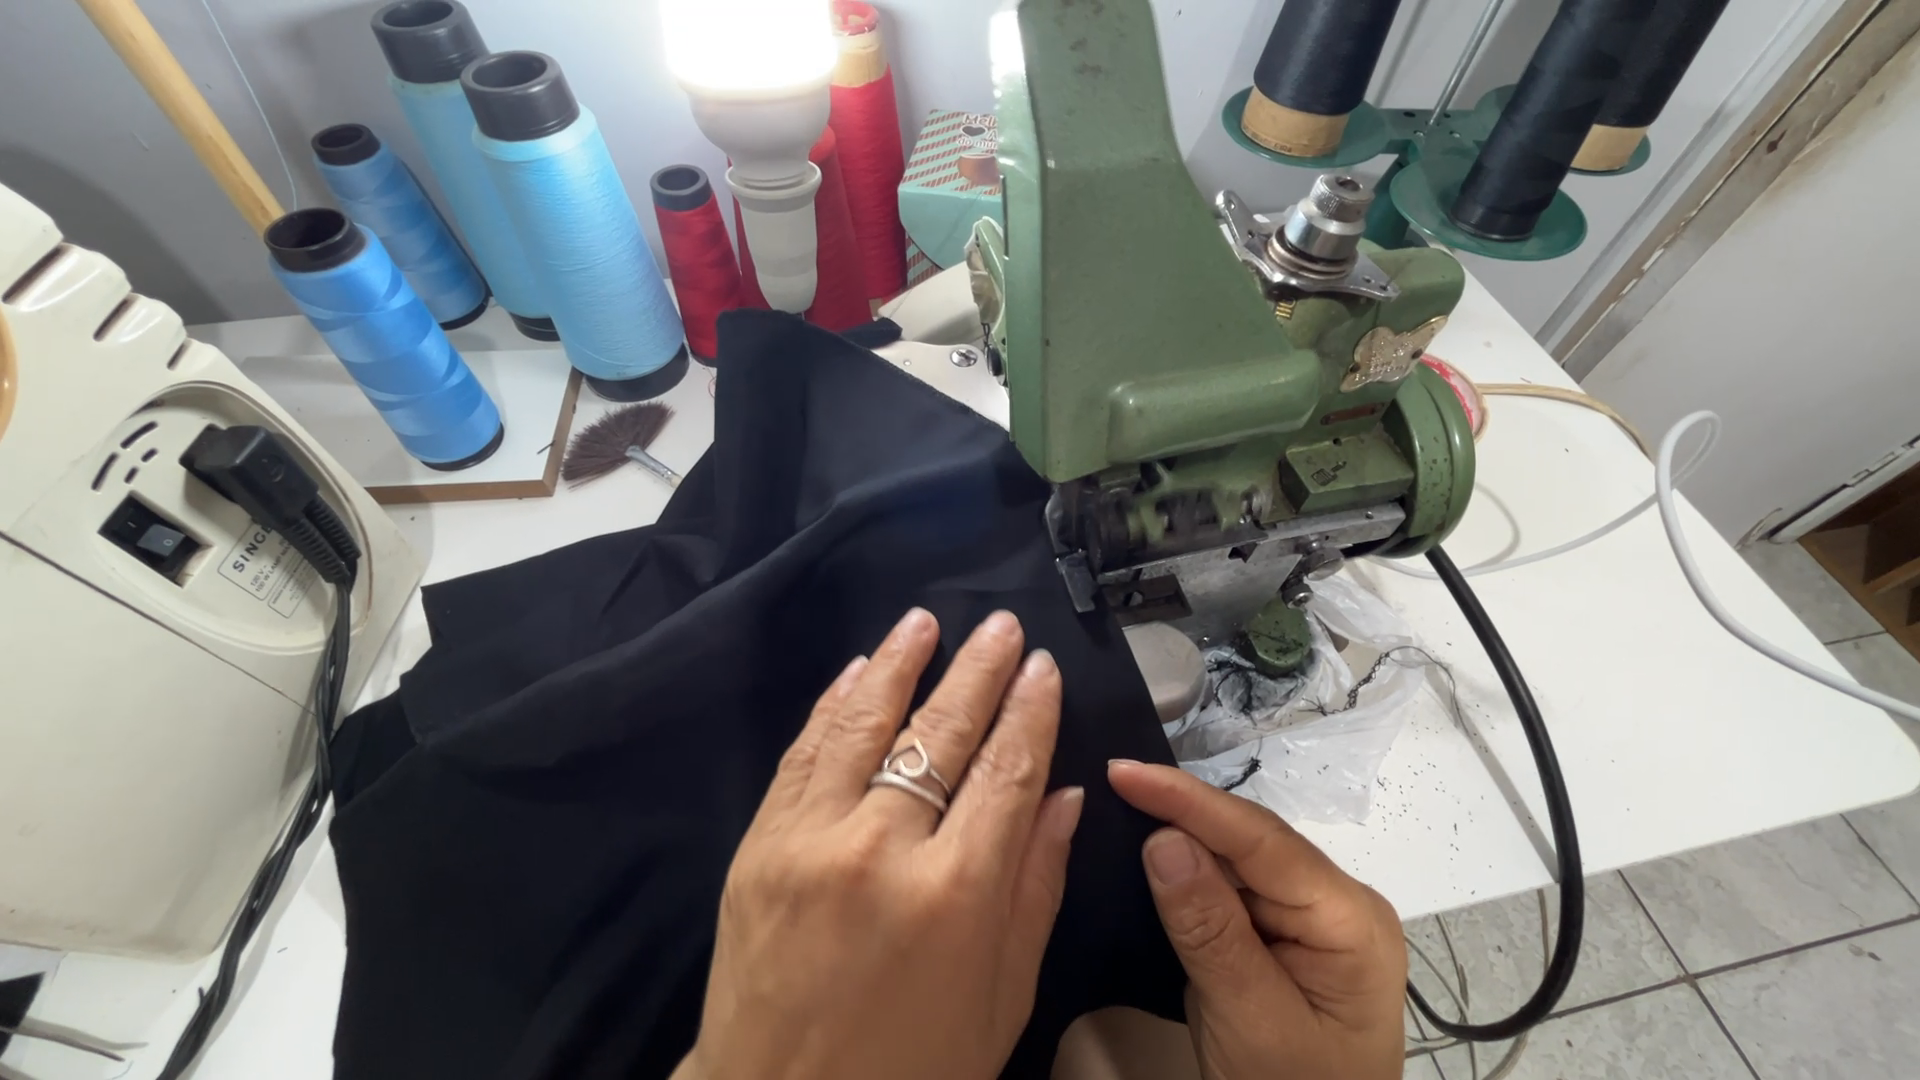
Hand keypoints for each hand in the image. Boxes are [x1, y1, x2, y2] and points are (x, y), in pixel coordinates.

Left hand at [680, 608, 1085, 1079]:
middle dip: (978, 671)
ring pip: (864, 724)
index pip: (1005, 771)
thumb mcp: (1003, 991)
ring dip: (899, 665)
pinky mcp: (760, 840)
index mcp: (955, 894)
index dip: (1030, 712)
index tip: (1044, 667)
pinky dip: (834, 704)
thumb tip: (1066, 793)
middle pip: (939, 734)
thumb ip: (1037, 883)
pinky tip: (859, 669)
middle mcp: (881, 850)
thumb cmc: (913, 1062)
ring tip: (926, 621)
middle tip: (1002, 626)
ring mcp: (809, 838)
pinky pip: (804, 752)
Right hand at [1108, 761, 1405, 1079]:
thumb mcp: (1249, 1023)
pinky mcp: (1274, 930)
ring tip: (1120, 798)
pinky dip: (1183, 868)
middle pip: (1246, 838)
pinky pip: (1224, 883)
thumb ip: (1208, 930)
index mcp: (1348, 919)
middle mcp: (1333, 901)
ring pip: (1231, 855)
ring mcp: (1305, 915)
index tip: (1125, 772)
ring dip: (1177, 832)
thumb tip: (1160, 838)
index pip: (1261, 839)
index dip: (1189, 800)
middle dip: (1180, 808)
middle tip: (1112, 779)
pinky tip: (1148, 846)